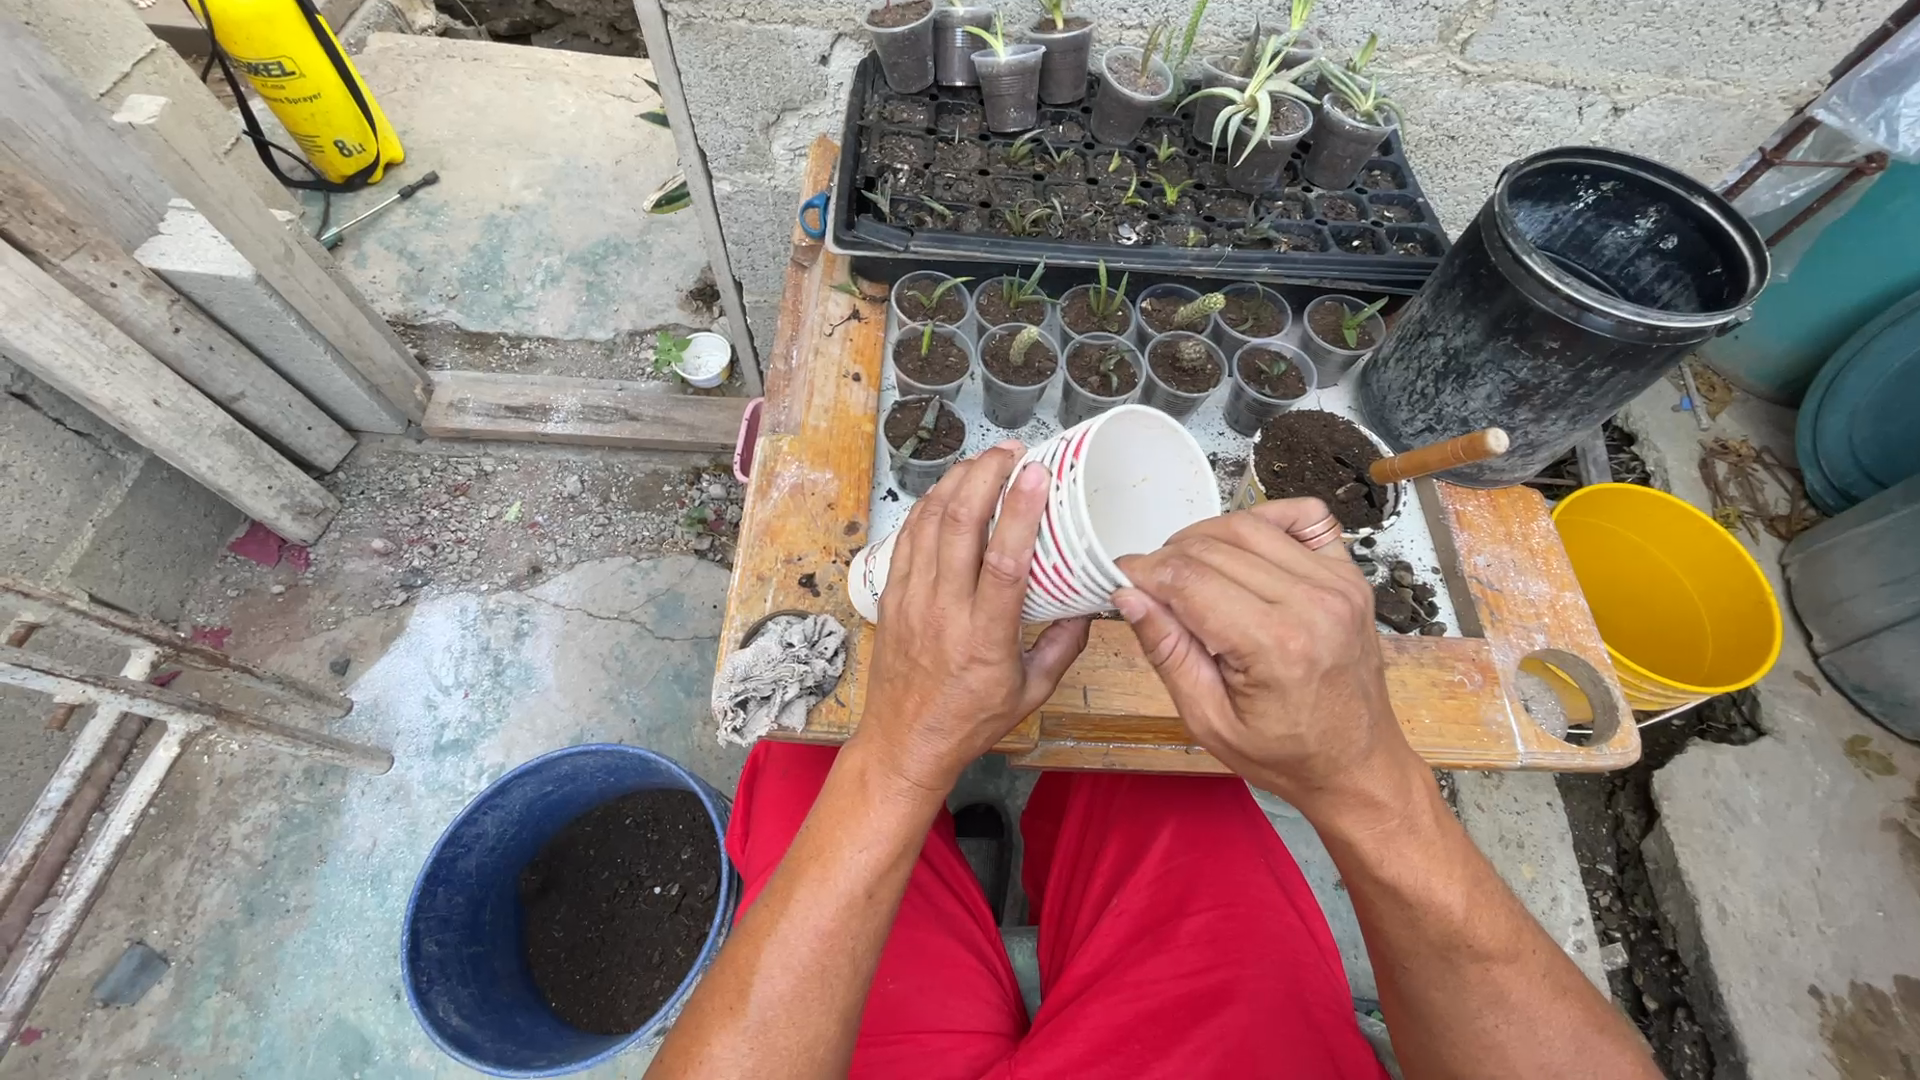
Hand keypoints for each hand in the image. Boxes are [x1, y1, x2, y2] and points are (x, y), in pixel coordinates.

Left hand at [855, 442, 1090, 797]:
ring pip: (927, 523)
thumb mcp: (1030, 694)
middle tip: (1010, 452)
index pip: (1002, 562)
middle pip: (958, 526)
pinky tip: (947, 491)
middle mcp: (943, 611)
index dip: (1020, 511)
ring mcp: (911, 600)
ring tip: (983, 461)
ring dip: (955, 482)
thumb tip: (1089, 604)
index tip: (1036, 473)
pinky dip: (927, 506)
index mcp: (984, 638)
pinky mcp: (891, 596)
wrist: (904, 742)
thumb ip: (1063, 646)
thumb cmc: (968, 721)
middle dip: (984, 476)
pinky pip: (906, 537)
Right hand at [1112, 498, 1420, 819]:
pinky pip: (1304, 517)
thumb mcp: (1207, 719)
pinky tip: (1241, 550)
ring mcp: (1337, 584)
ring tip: (1187, 573)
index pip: (1187, 579)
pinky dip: (1264, 520)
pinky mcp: (1348, 576)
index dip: (1142, 572)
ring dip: (1203, 539)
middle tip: (1149, 586)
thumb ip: (1166, 651)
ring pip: (1248, 524)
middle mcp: (1312, 603)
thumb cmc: (1285, 754)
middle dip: (1166, 559)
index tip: (1120, 578)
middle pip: (1212, 546)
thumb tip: (1128, 597)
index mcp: (1275, 645)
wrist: (1356, 764)